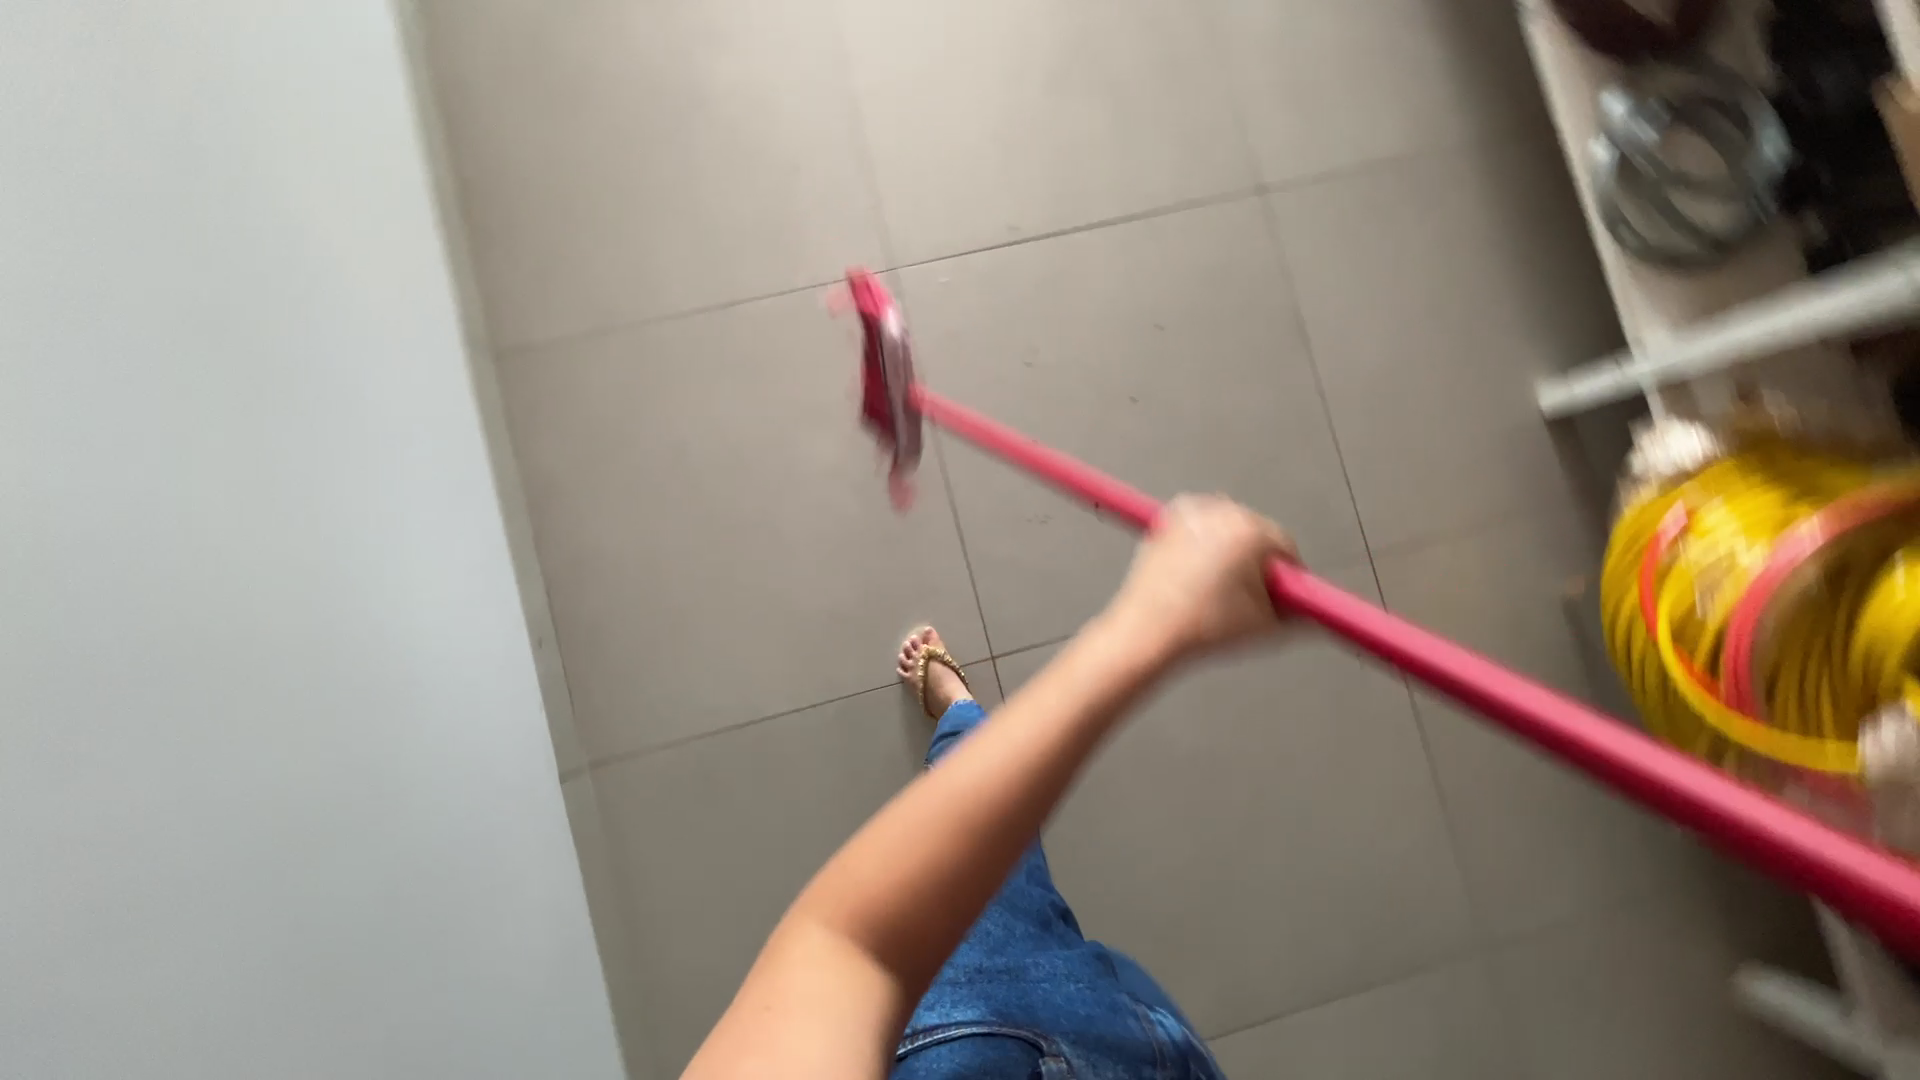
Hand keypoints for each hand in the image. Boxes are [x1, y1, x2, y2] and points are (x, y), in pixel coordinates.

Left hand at [1102, 494, 1298, 662]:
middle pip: (1256, 534)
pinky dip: (1202, 543)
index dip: (1287, 577)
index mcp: (1250, 531)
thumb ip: (1302, 612)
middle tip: (1246, 597)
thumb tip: (1314, 609)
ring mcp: (1190, 514)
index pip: (1286, 548)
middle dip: (1256, 561)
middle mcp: (1221, 513)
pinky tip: (1196, 573)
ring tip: (1216, 589)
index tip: (1282, 597)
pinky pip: (1198, 528)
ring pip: (1226, 530)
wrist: (1147, 631)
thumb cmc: (1199, 626)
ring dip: (1229, 550)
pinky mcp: (1166, 521)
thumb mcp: (1266, 625)